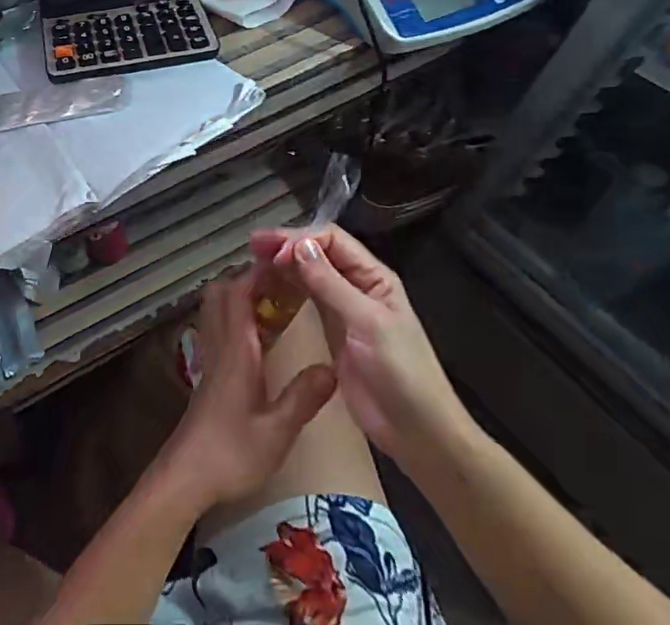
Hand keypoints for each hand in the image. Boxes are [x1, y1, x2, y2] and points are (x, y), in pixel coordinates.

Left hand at [159, 270, 337, 509]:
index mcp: (236, 349)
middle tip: (283, 281)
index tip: (284, 261)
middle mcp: (219, 344)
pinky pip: (218, 327)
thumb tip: (333, 367)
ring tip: (275, 302)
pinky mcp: (209, 373)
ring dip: (239, 295)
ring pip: (216, 308)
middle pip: (222, 292)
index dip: (259, 272)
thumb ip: (304, 397)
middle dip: (248, 278)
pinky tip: (260, 337)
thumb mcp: (277, 430)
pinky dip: (236, 317)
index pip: (239, 293)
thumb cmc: (231, 453)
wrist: (186, 477)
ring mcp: (210, 357)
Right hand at [251, 225, 468, 462]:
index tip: (269, 249)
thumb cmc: (401, 371)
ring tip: (255, 263)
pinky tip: (269, 288)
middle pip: (319, 253)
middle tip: (253, 247)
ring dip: (284, 265)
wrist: (416, 430)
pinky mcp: (333, 332)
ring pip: (310, 275)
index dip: (299, 239)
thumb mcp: (366, 322)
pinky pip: (307, 301)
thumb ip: (331, 284)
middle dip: (287, 246)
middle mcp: (358, 286)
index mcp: (374, 276)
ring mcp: (344, 309)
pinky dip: (288, 290)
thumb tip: (298, 244)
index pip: (332, 240)